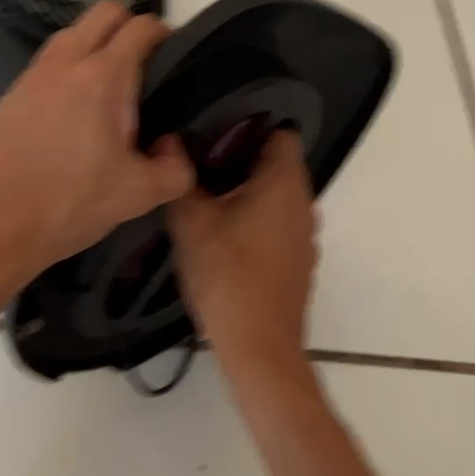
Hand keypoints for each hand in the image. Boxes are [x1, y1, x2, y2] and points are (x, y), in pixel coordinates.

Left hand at [0, 1, 195, 295]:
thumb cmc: (70, 203)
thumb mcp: (139, 195)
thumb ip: (175, 168)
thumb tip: (172, 148)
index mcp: (103, 76)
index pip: (141, 27)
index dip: (165, 34)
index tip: (177, 56)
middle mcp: (66, 62)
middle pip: (104, 12)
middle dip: (130, 25)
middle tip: (147, 64)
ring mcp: (34, 74)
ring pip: (72, 33)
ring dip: (95, 44)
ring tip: (112, 90)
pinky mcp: (12, 94)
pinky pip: (49, 62)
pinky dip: (69, 69)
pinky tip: (76, 112)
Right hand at [168, 130, 318, 373]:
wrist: (259, 349)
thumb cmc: (227, 275)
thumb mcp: (191, 221)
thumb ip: (181, 178)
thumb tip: (170, 143)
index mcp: (284, 183)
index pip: (279, 133)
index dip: (245, 126)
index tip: (209, 133)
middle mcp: (303, 204)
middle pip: (274, 165)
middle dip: (237, 159)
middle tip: (195, 164)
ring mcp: (304, 237)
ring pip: (274, 197)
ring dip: (243, 192)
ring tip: (202, 197)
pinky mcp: (297, 264)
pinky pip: (275, 225)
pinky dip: (252, 221)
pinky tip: (219, 236)